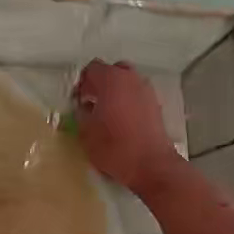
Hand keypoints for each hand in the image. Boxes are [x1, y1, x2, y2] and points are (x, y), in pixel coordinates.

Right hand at [73, 59, 181, 195]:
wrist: (151, 165)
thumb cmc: (114, 147)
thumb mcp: (86, 133)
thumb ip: (81, 114)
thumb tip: (83, 108)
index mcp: (111, 80)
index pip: (92, 69)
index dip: (82, 83)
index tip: (77, 100)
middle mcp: (131, 79)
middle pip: (112, 70)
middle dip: (101, 83)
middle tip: (92, 102)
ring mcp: (146, 91)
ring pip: (127, 82)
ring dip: (116, 92)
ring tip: (107, 114)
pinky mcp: (156, 105)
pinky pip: (137, 96)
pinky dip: (128, 102)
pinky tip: (122, 122)